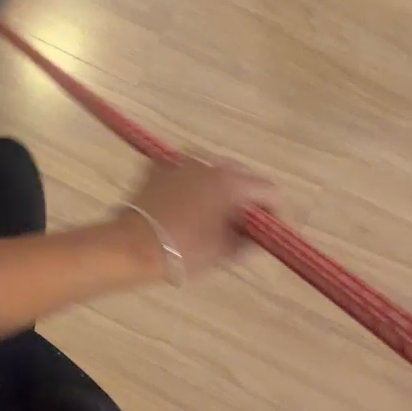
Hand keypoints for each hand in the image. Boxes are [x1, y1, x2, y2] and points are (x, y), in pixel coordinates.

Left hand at [119, 158, 278, 282]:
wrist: (134, 244)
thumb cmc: (185, 250)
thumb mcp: (227, 250)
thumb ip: (250, 236)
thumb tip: (258, 231)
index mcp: (229, 182)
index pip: (269, 190)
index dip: (277, 212)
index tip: (275, 231)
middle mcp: (207, 163)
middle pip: (242, 173)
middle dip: (250, 195)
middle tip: (249, 221)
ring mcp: (180, 159)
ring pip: (213, 167)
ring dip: (223, 184)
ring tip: (220, 209)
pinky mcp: (158, 164)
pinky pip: (187, 168)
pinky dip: (196, 181)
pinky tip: (192, 200)